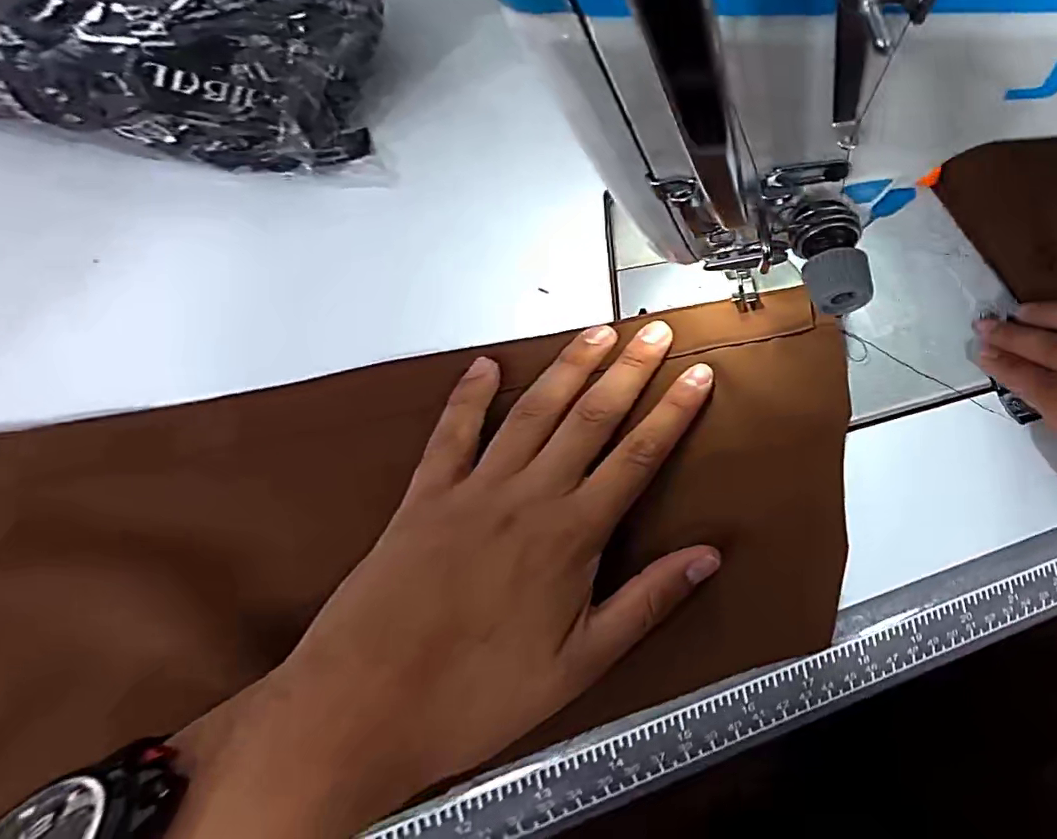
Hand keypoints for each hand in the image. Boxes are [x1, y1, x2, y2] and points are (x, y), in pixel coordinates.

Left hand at [168, 322, 721, 837]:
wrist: (348, 723)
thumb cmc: (475, 697)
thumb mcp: (580, 662)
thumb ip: (647, 602)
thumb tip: (708, 557)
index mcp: (570, 534)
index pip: (638, 455)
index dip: (674, 411)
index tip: (698, 375)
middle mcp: (527, 499)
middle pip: (591, 418)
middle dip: (630, 370)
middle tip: (655, 333)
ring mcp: (472, 494)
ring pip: (532, 414)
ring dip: (569, 369)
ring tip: (598, 333)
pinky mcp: (422, 503)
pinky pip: (449, 437)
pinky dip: (468, 398)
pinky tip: (485, 367)